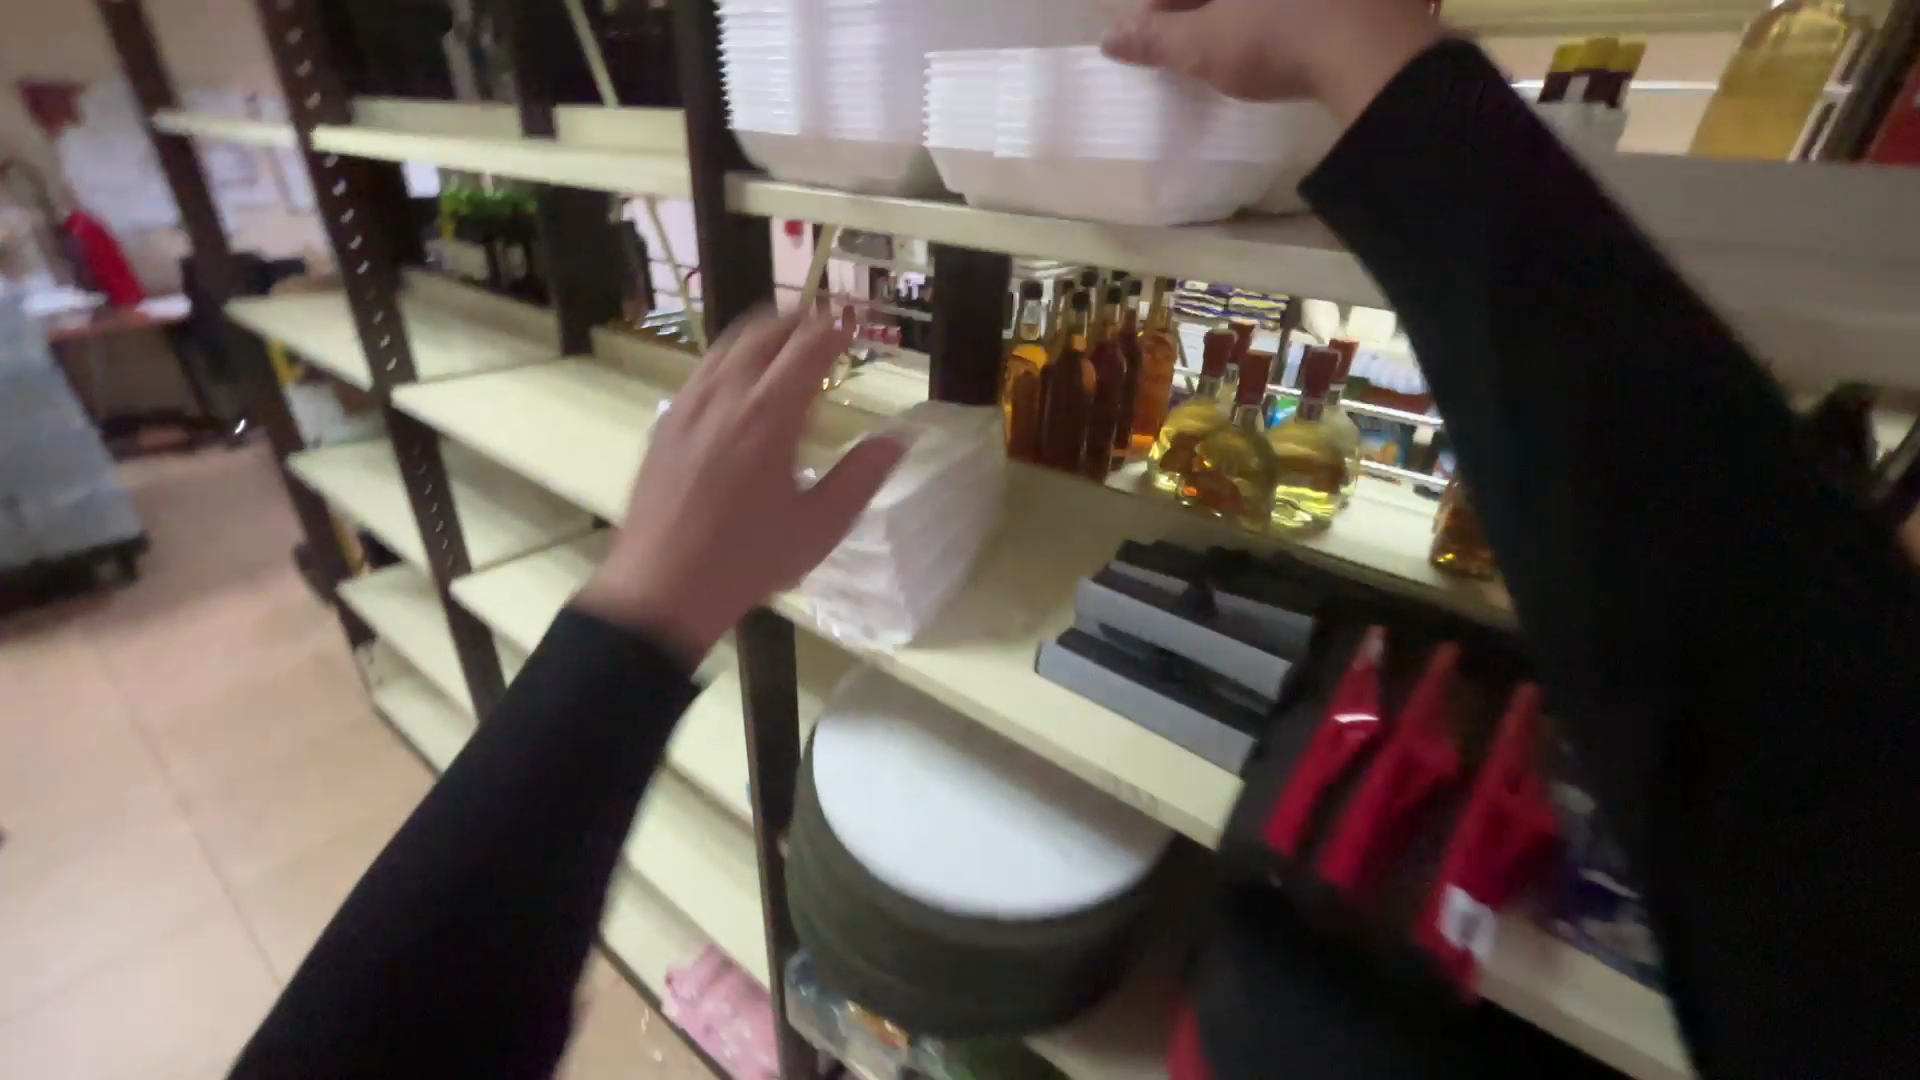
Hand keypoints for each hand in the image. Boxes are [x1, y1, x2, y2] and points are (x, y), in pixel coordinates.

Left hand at [575, 311, 905, 664]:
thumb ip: (864, 474)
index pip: (807, 349)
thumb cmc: (750, 560)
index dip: (833, 329)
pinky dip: (729, 360)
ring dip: (760, 335)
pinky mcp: (664, 426)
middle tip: (821, 322)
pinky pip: (700, 373)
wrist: (663, 589)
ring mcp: (687, 408)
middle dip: (796, 320)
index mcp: (768, 416)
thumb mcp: (821, 525)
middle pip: (762, 334)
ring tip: (782, 342)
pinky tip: (737, 385)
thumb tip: (903, 436)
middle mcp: (725, 397)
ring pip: (725, 348)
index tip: (852, 322)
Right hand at [1100, 0, 1441, 126]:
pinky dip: (1267, 9)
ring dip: (1230, 9)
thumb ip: (1154, 40)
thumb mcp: (1203, 45)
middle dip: (1194, 6)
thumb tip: (1109, 38)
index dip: (1158, 8)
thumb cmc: (1275, 37)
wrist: (1370, 45)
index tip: (1152, 35)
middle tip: (1187, 42)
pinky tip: (1267, 31)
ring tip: (1226, 40)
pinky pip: (1283, 3)